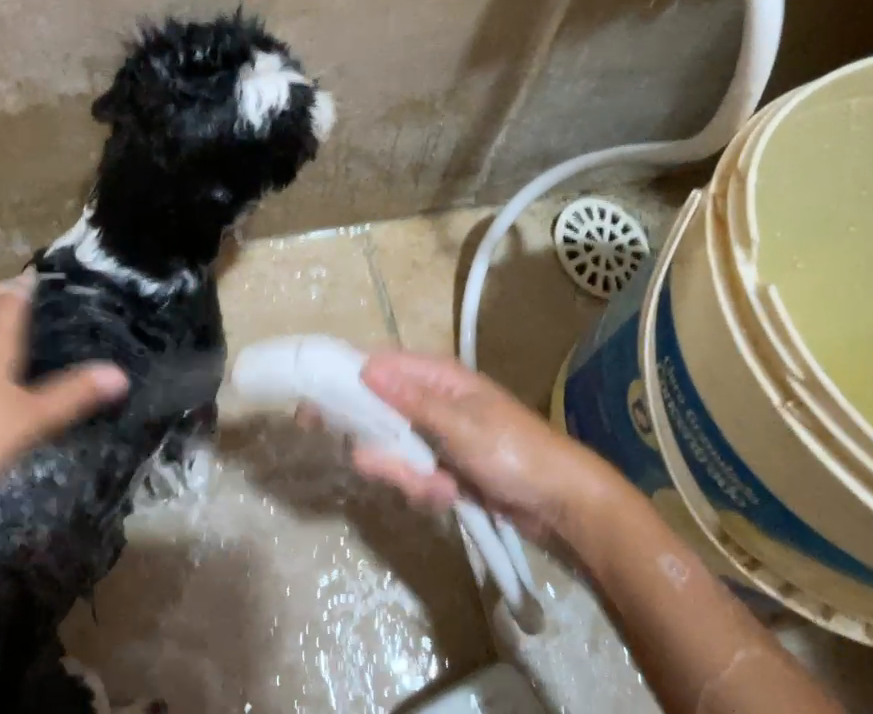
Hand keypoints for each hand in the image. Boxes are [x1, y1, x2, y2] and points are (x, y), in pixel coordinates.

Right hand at [302, 351, 621, 538]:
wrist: (562, 505)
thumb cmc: (516, 453)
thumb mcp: (462, 426)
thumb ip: (412, 400)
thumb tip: (365, 368)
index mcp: (436, 376)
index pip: (375, 367)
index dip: (342, 383)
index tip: (311, 410)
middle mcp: (429, 400)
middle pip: (376, 414)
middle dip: (381, 448)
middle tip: (380, 468)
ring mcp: (434, 435)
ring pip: (391, 451)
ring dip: (407, 475)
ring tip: (439, 489)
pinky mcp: (441, 467)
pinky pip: (411, 474)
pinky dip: (425, 490)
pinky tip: (450, 498)